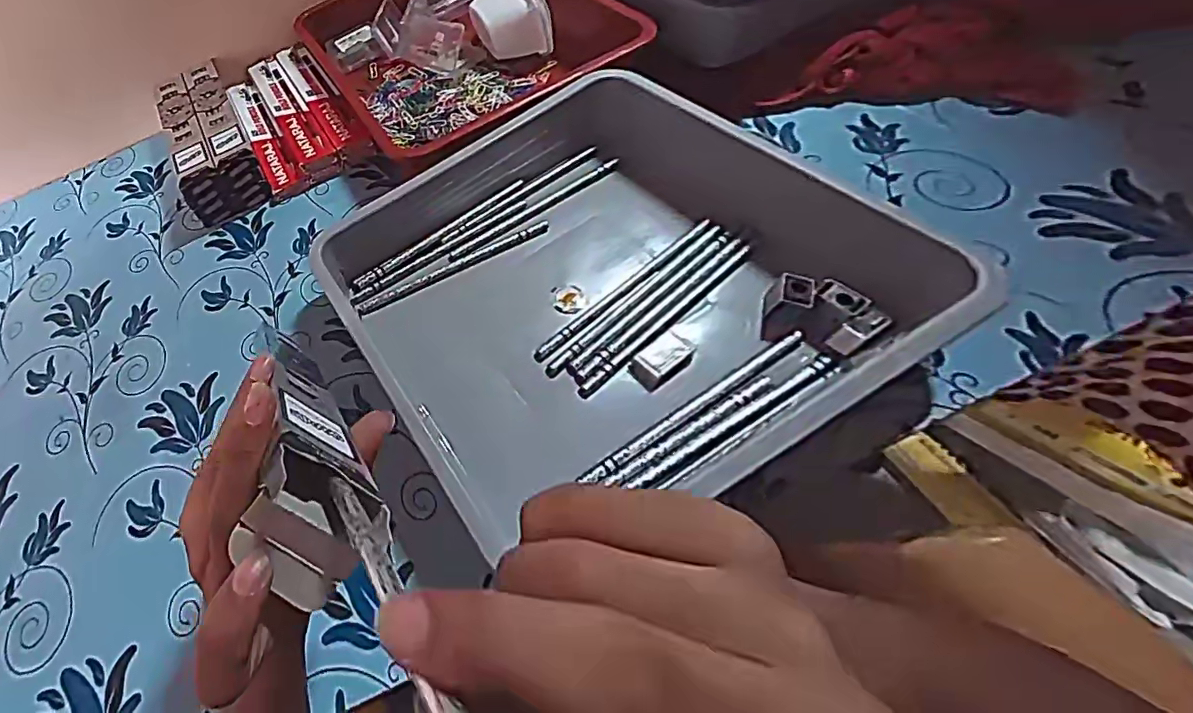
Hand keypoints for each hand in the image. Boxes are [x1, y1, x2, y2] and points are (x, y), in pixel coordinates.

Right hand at [180, 354, 394, 711]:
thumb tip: (376, 424)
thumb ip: (342, 481)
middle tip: (261, 387)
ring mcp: (219, 608)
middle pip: (221, 488)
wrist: (270, 703)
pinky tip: (256, 569)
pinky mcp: (225, 669)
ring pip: (211, 541)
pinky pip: (219, 638)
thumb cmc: (287, 608)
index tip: (267, 373)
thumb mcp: (320, 535)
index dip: (249, 417)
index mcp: (244, 523)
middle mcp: (222, 558)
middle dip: (241, 432)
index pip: (238, 461)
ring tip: (257, 428)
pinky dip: (234, 603)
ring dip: (233, 480)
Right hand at [376, 486, 889, 712]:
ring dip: (535, 561)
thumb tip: (461, 670)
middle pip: (588, 577)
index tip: (410, 626)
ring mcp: (773, 585)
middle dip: (500, 606)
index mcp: (757, 711)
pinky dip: (581, 518)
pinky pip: (635, 500)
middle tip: (468, 643)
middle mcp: (782, 643)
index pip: (613, 659)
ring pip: (601, 526)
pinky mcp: (758, 550)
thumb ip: (546, 701)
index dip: (494, 636)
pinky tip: (576, 556)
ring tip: (525, 605)